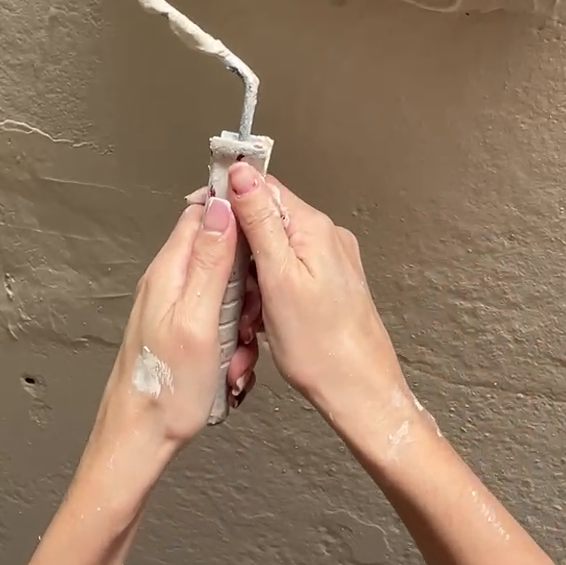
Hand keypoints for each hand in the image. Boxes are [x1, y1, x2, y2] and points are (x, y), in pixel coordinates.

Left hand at [89, 189, 254, 457]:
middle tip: (249, 309)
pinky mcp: (181, 327)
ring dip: (239, 311)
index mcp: (170, 269)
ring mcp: (173, 304)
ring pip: (222, 286)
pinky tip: (230, 360)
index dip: (233, 211)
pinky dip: (230, 333)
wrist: (138, 441)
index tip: (261, 227)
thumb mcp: (197, 320)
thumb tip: (221, 208)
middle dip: (244, 274)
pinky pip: (216, 314)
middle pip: (217, 248)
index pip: (202, 212)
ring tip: (239, 343)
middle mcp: (168, 280)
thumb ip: (210, 262)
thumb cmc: (165, 390)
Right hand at [227, 162, 417, 447]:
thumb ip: (259, 220)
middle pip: (266, 219)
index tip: (205, 219)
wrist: (360, 392)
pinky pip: (287, 271)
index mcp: (313, 227)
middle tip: (232, 286)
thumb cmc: (321, 346)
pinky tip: (266, 318)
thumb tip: (243, 172)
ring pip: (273, 250)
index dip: (229, 199)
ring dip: (253, 275)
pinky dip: (269, 289)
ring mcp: (330, 259)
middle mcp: (326, 236)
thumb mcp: (277, 277)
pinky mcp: (329, 282)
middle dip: (241, 249)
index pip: (263, 187)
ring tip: (252, 312)